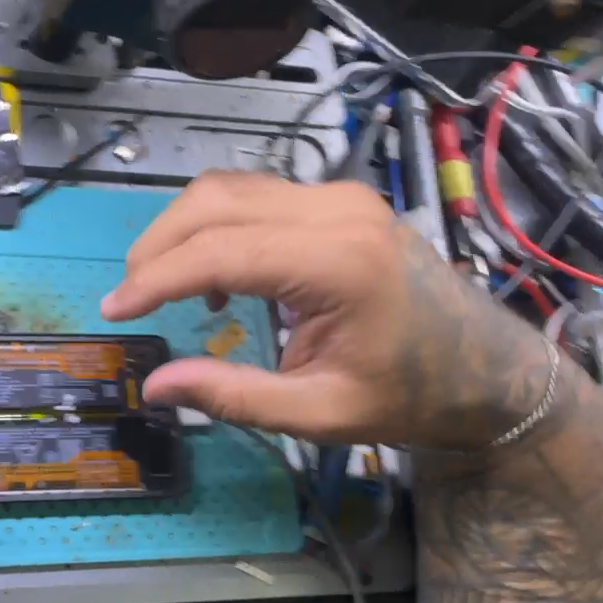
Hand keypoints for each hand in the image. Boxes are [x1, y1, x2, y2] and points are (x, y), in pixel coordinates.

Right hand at [100, 174, 551, 448]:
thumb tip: (154, 386)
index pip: (218, 251)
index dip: (155, 280)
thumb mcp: (316, 413)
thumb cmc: (407, 397)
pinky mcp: (336, 202)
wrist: (488, 371)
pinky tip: (212, 275)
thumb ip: (231, 396)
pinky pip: (252, 196)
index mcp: (337, 262)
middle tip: (130, 298)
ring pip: (227, 189)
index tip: (114, 311)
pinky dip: (212, 227)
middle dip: (156, 247)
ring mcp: (339, 198)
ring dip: (179, 231)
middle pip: (214, 202)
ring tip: (159, 285)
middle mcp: (336, 212)